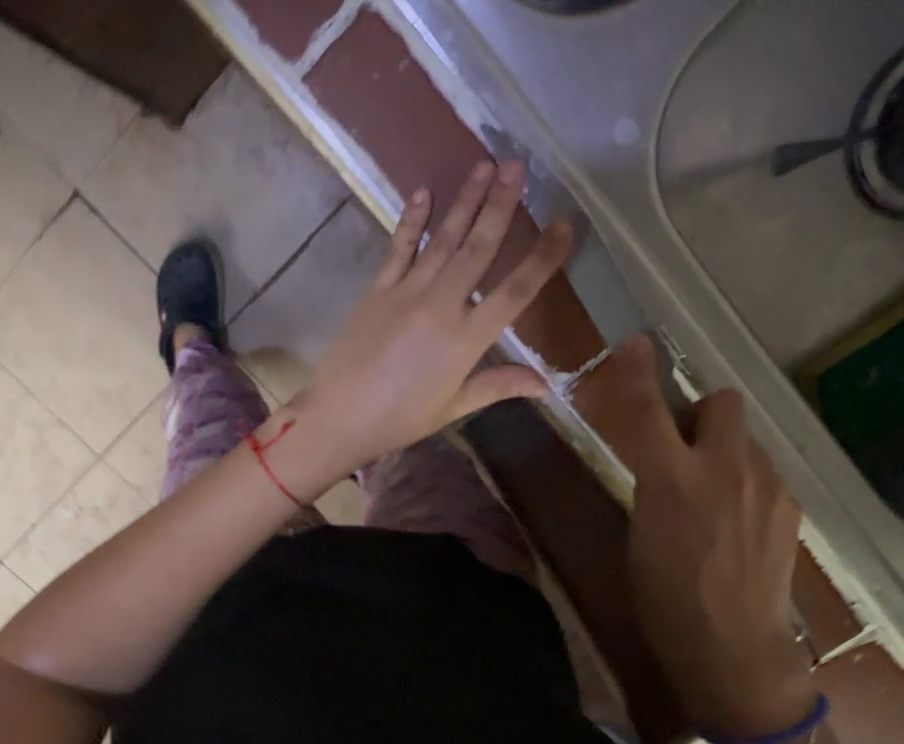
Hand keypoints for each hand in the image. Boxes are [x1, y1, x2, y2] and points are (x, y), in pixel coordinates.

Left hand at [270, 161, 572, 488]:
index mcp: (467, 339)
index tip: (565, 225)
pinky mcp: (378, 291)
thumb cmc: (399, 418)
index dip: (544, 257)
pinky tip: (423, 193)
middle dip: (501, 205)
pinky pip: (399, 249)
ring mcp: (407, 293)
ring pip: (444, 240)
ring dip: (464, 201)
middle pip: (479, 249)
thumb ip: (497, 385)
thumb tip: (544, 383)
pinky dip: (412, 221)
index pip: (516, 291)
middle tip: (517, 166)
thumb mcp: (452, 407)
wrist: (338, 416)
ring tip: (484, 165)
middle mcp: (442, 306)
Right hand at [578, 335, 815, 738]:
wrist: (733, 646)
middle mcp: (724, 469)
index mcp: (670, 481)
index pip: (650, 411)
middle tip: (682, 448)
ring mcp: (766, 485)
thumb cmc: (664, 599)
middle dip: (700, 413)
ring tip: (710, 498)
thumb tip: (657, 457)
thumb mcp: (639, 536)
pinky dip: (744, 482)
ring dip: (722, 450)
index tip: (634, 343)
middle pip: (721, 401)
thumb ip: (650, 485)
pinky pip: (762, 472)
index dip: (637, 373)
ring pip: (743, 439)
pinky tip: (736, 524)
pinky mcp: (791, 505)